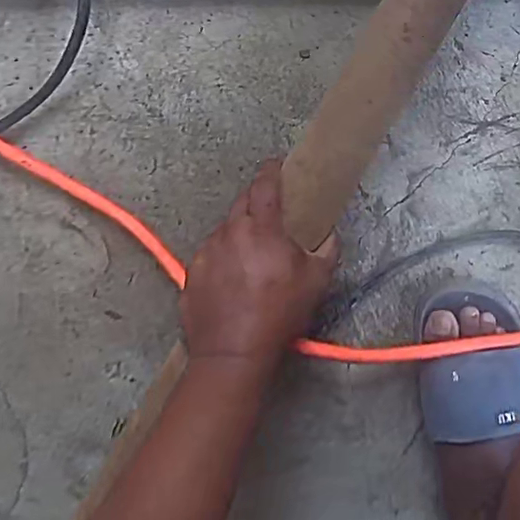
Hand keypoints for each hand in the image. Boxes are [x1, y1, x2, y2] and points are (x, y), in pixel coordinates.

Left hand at [180, 159, 337, 365]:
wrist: (232, 355)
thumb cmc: (279, 314)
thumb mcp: (317, 279)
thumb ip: (326, 249)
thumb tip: (329, 235)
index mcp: (262, 228)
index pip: (265, 186)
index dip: (271, 170)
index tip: (276, 163)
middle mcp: (230, 234)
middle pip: (242, 202)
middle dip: (256, 199)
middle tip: (271, 208)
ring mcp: (206, 255)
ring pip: (225, 229)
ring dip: (240, 230)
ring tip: (254, 250)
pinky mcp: (190, 276)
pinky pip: (210, 254)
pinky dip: (223, 255)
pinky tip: (234, 274)